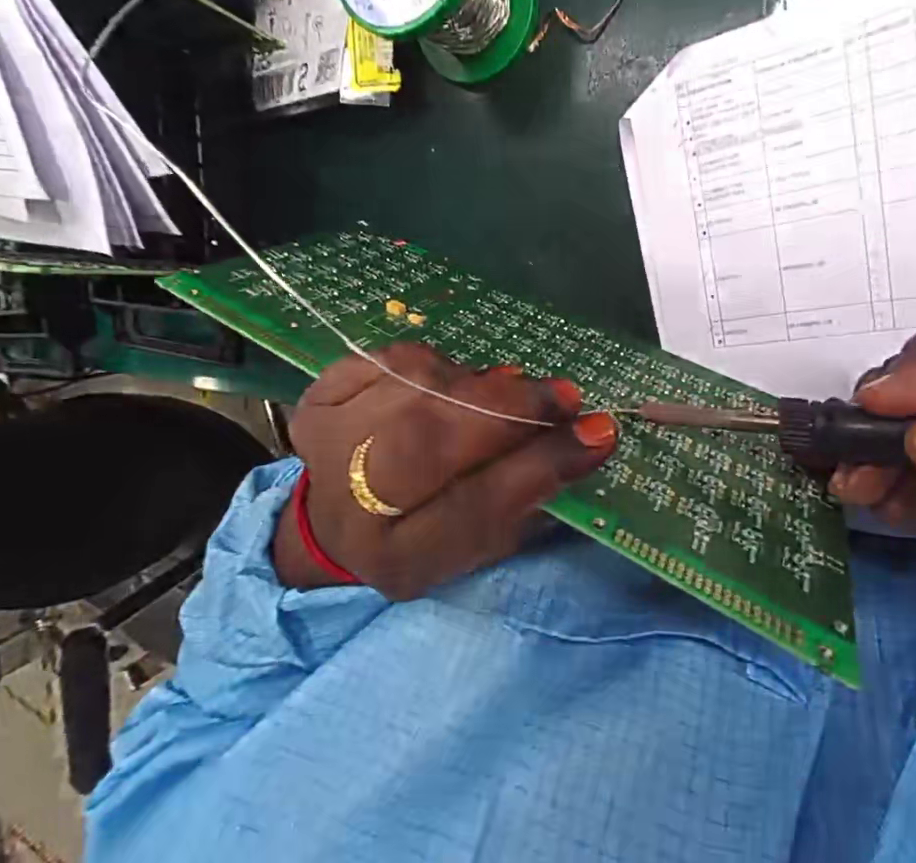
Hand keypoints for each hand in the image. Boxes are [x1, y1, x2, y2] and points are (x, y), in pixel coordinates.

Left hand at [273, 343, 618, 599]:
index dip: (538, 466)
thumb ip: (525, 497)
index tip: (598, 432)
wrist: (336, 521)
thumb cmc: (423, 537)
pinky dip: (434, 365)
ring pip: (414, 386)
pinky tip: (449, 384)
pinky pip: (393, 358)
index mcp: (395, 557)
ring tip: (506, 393)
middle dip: (509, 408)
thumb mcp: (477, 543)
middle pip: (430, 436)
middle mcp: (346, 502)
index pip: (471, 509)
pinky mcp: (318, 395)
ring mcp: (324, 439)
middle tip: (563, 397)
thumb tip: (583, 434)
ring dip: (475, 384)